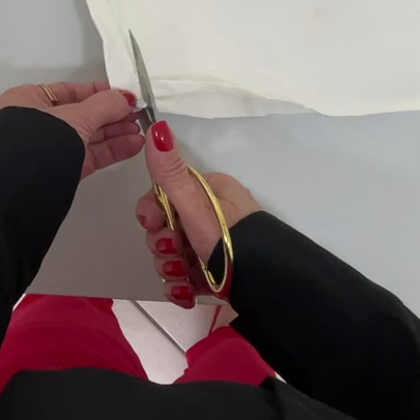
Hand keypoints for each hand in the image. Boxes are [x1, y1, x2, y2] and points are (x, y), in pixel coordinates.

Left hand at [0, 80, 145, 178]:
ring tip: (139, 128)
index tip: (121, 93)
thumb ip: (104, 106)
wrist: (25, 189)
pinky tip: (132, 144)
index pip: (69, 91)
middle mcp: (35, 124)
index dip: (98, 91)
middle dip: (111, 114)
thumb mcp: (76, 117)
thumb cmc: (34, 148)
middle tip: (136, 111)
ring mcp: (49, 149)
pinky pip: (90, 155)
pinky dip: (112, 150)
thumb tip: (123, 98)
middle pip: (81, 114)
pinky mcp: (62, 170)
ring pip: (87, 136)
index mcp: (27, 101)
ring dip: (115, 132)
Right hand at [134, 119, 262, 307]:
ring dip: (169, 268)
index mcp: (209, 191)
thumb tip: (156, 126)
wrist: (268, 291)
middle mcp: (211, 214)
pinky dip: (181, 285)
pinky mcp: (216, 273)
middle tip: (174, 255)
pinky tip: (186, 292)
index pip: (163, 194)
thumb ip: (170, 172)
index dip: (151, 212)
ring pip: (172, 253)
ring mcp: (213, 246)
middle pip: (165, 226)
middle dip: (162, 245)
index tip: (153, 224)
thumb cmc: (232, 243)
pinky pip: (185, 276)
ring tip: (182, 278)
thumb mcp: (196, 206)